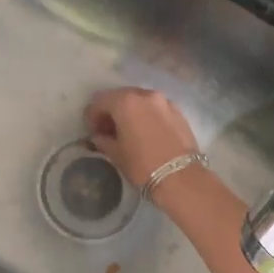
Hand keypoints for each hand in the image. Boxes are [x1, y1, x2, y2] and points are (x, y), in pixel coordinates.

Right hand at [85, 87, 201, 196]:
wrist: (180, 177)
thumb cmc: (142, 165)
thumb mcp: (116, 154)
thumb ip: (103, 140)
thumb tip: (99, 136)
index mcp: (126, 102)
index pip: (100, 100)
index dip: (92, 116)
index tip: (93, 131)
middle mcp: (145, 95)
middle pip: (121, 96)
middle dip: (112, 111)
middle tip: (108, 130)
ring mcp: (165, 101)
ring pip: (140, 101)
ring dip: (130, 112)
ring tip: (129, 132)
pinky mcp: (178, 112)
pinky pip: (156, 109)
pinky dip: (147, 116)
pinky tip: (147, 133)